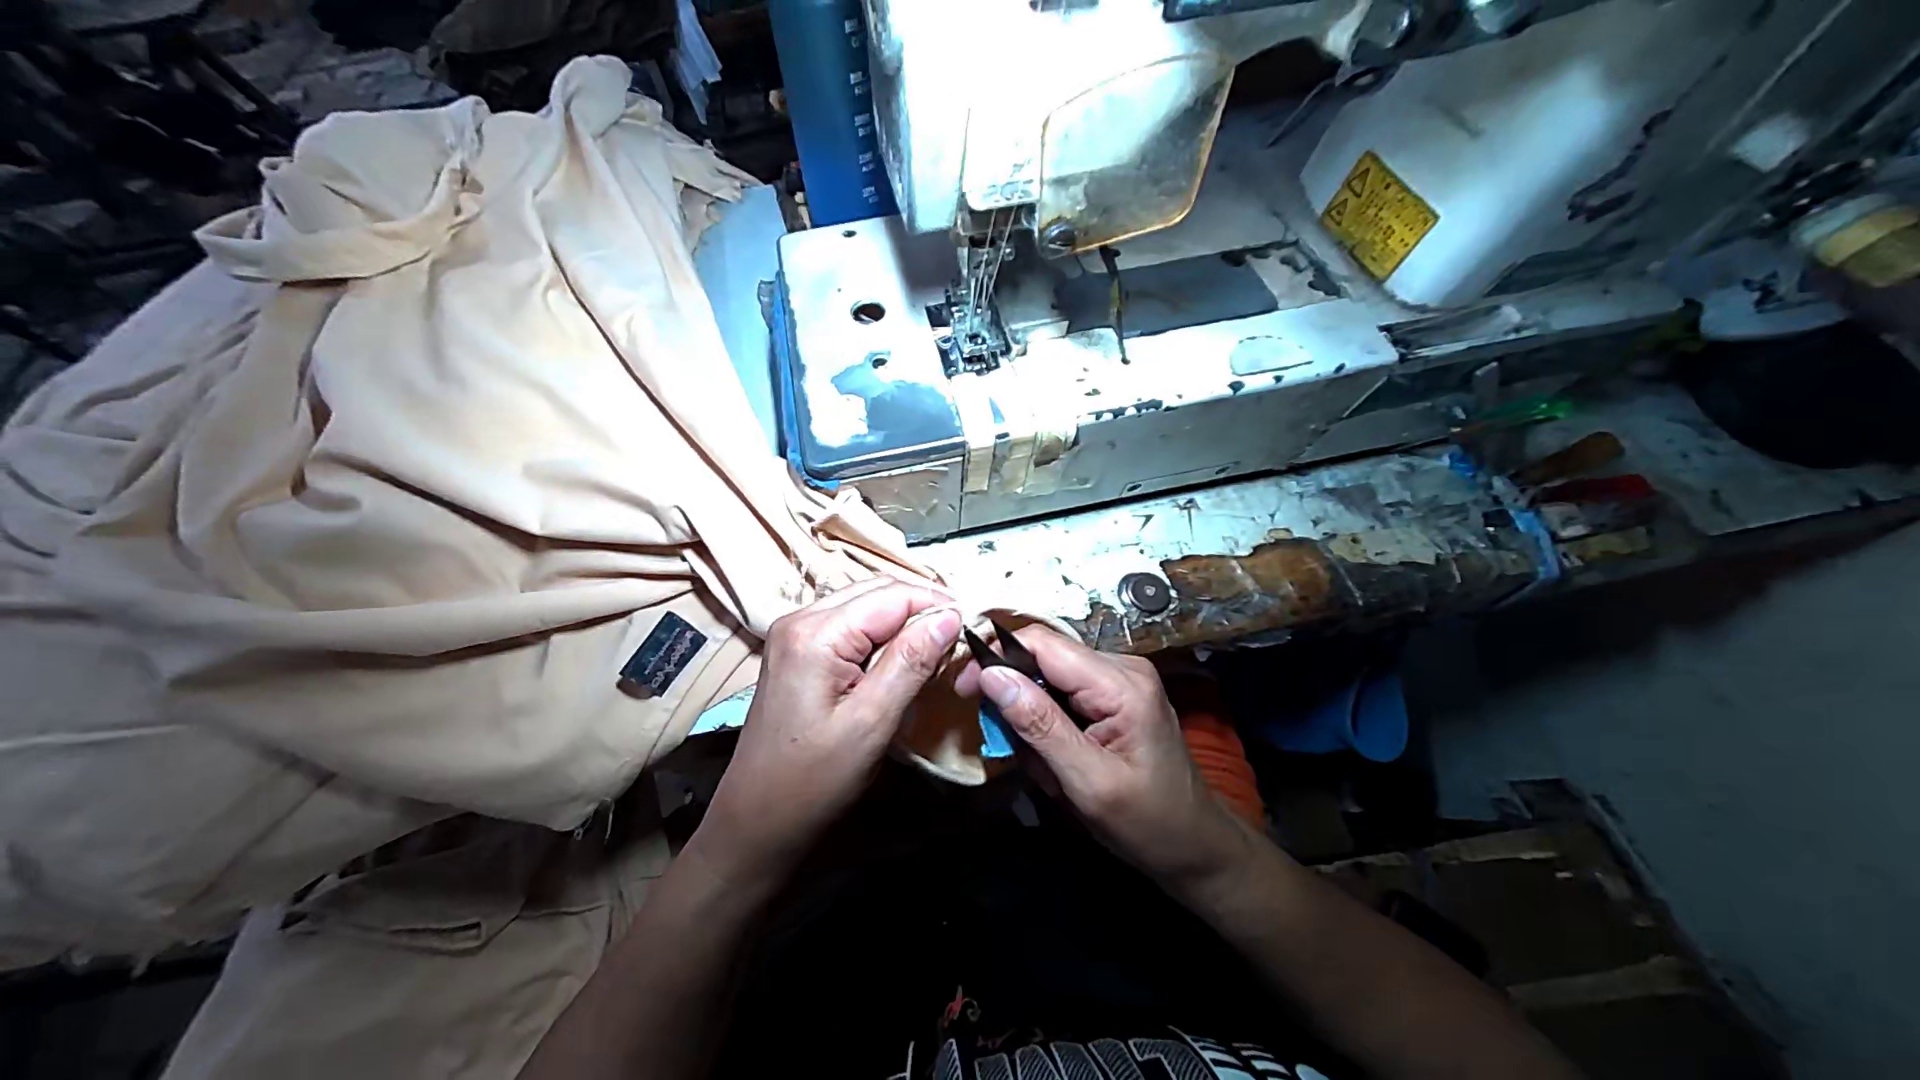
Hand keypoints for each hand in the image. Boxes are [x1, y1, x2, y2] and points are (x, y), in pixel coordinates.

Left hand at [696, 578, 962, 881]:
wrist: (757, 820)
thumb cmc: (813, 781)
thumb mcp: (872, 723)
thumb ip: (911, 662)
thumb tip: (950, 616)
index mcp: (815, 633)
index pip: (893, 595)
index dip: (937, 606)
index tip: (973, 629)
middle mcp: (800, 619)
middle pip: (878, 592)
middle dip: (923, 611)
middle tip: (958, 644)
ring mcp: (795, 632)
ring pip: (866, 605)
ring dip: (904, 623)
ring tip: (935, 655)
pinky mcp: (798, 650)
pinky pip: (851, 625)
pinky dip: (882, 636)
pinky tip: (900, 662)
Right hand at [958, 627, 1251, 888]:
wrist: (1196, 846)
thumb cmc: (1148, 822)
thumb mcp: (1087, 782)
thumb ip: (1039, 725)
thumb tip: (991, 675)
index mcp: (1121, 682)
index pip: (1042, 643)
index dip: (997, 658)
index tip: (964, 689)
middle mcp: (1121, 667)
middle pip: (1043, 658)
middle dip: (1018, 701)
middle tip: (1013, 749)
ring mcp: (1120, 679)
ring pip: (1048, 678)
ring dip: (1033, 722)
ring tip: (1047, 769)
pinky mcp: (1114, 695)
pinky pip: (1063, 694)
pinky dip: (1049, 727)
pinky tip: (1059, 763)